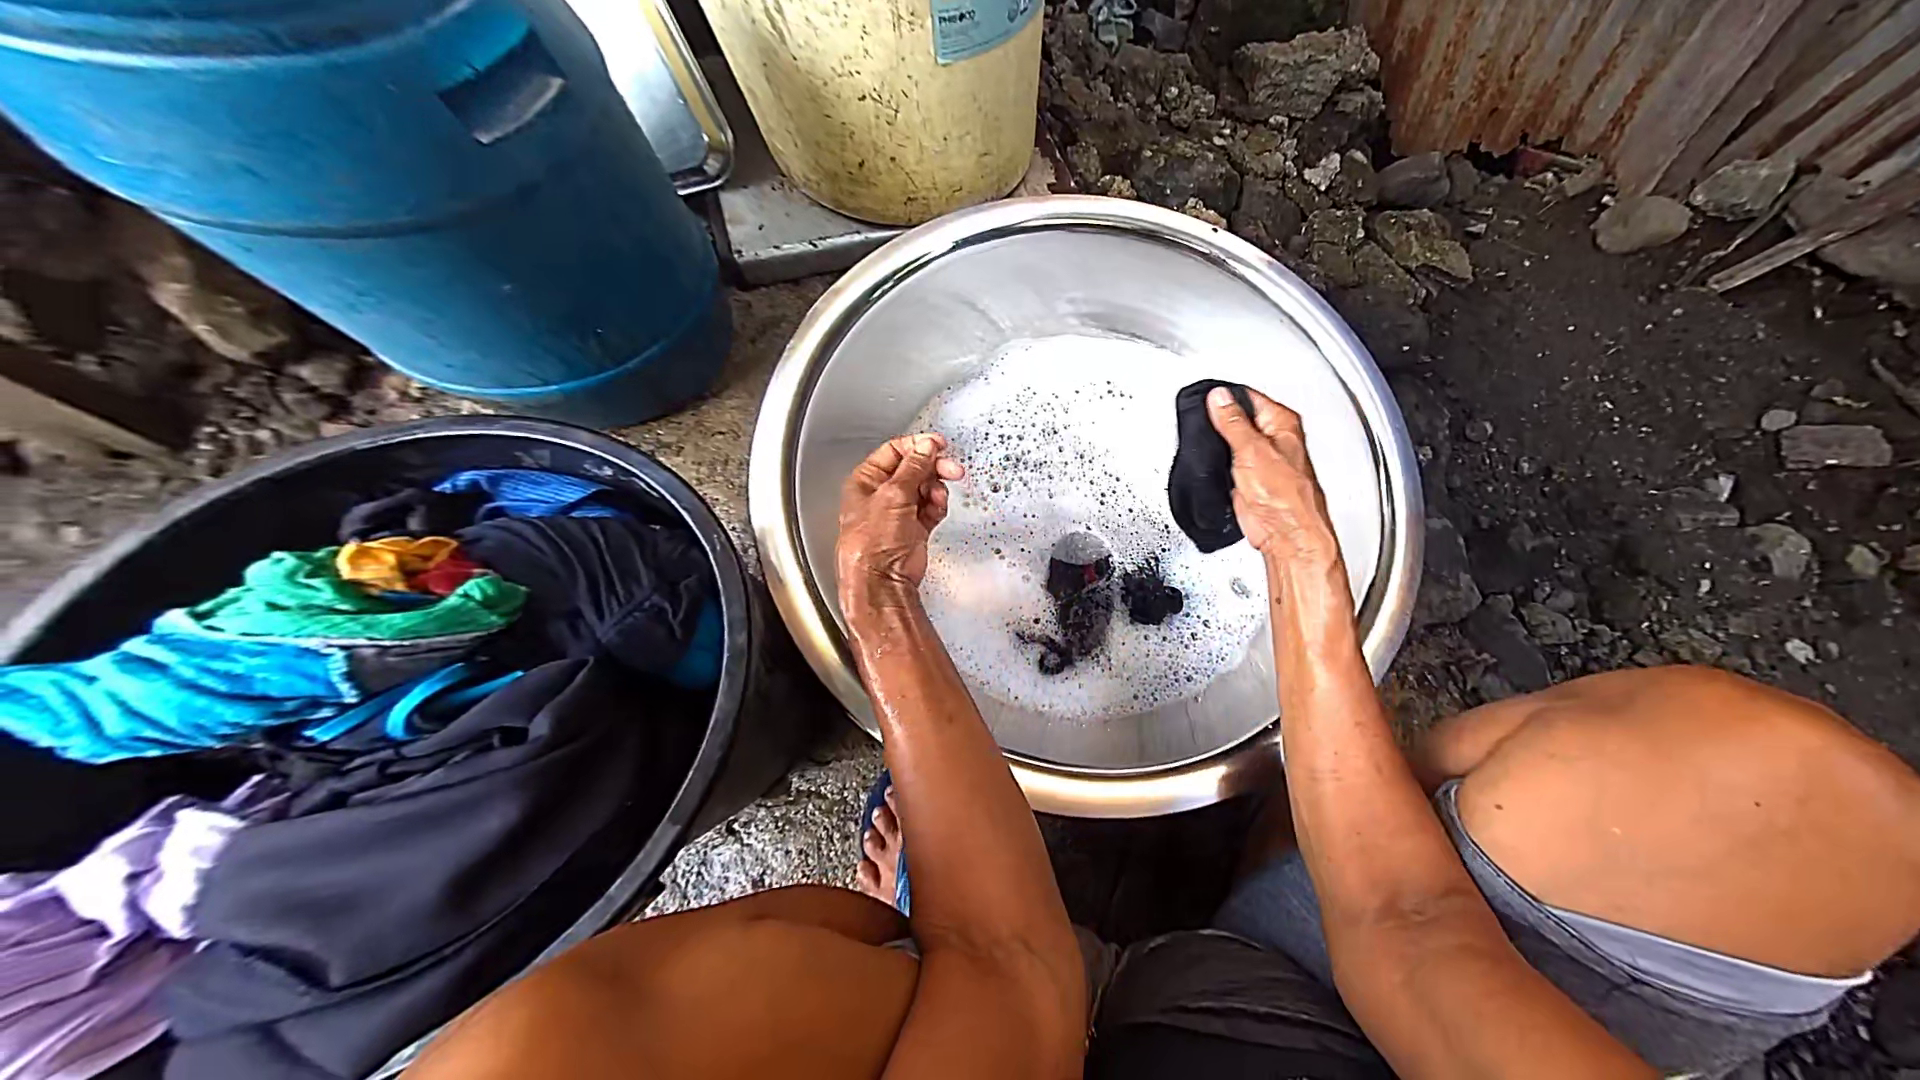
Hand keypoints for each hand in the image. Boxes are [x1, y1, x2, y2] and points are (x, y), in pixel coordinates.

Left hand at [837, 433, 965, 611]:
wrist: (882, 581)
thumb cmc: (871, 545)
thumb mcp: (893, 494)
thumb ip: (913, 467)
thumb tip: (925, 448)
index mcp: (865, 481)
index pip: (894, 452)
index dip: (917, 445)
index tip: (937, 445)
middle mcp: (880, 495)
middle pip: (913, 469)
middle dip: (933, 467)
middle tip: (950, 468)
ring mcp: (897, 512)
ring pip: (925, 488)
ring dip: (937, 488)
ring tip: (939, 496)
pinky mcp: (913, 528)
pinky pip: (931, 508)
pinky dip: (938, 506)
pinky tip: (938, 508)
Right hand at [1206, 385, 1340, 566]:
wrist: (1286, 534)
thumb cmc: (1286, 498)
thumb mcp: (1251, 450)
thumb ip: (1232, 422)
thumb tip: (1218, 397)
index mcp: (1282, 424)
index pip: (1248, 397)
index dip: (1225, 398)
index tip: (1206, 400)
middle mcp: (1275, 440)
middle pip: (1238, 420)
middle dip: (1219, 423)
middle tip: (1205, 425)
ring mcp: (1262, 461)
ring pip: (1231, 443)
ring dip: (1218, 446)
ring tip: (1209, 448)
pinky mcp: (1250, 481)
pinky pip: (1227, 465)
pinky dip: (1218, 466)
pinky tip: (1214, 468)